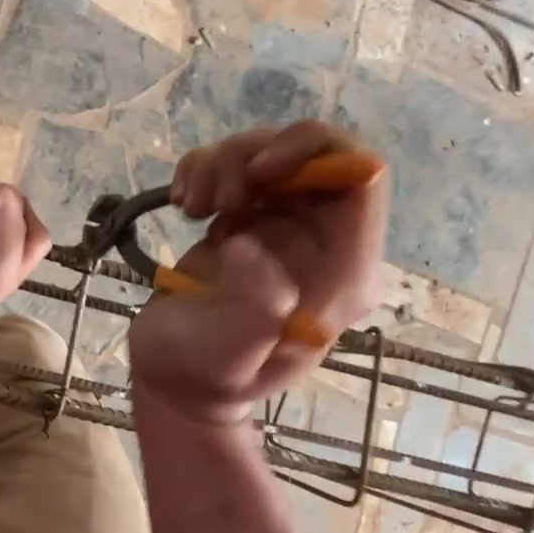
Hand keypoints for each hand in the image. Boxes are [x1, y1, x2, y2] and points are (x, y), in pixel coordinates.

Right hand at [129, 121, 388, 424]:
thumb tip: (250, 244)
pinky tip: (182, 205)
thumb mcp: (225, 357)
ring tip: (191, 208)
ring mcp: (282, 229)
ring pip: (269, 153)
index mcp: (340, 276)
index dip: (315, 157)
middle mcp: (321, 243)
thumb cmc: (199, 376)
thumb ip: (252, 310)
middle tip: (217, 200)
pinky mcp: (244, 222)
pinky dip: (201, 170)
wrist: (170, 379)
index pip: (362, 182)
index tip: (257, 175)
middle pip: (316, 154)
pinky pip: (233, 168)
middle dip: (257, 157)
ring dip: (223, 164)